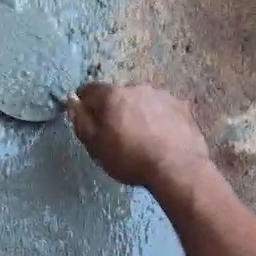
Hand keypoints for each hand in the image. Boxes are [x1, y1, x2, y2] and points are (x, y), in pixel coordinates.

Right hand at [65, 83, 210, 190]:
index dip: (84, 103)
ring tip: (142, 137)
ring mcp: (162, 95)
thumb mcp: (96, 146)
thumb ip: (81, 122)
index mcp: (113, 95)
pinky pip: (162, 109)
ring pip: (142, 101)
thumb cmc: (130, 159)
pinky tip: (160, 138)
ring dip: (138, 113)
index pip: (89, 90)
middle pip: (118, 95)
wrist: (177, 168)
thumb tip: (73, 102)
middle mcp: (137, 88)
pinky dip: (158, 119)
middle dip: (114, 109)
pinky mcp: (182, 107)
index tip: (85, 118)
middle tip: (116, 134)